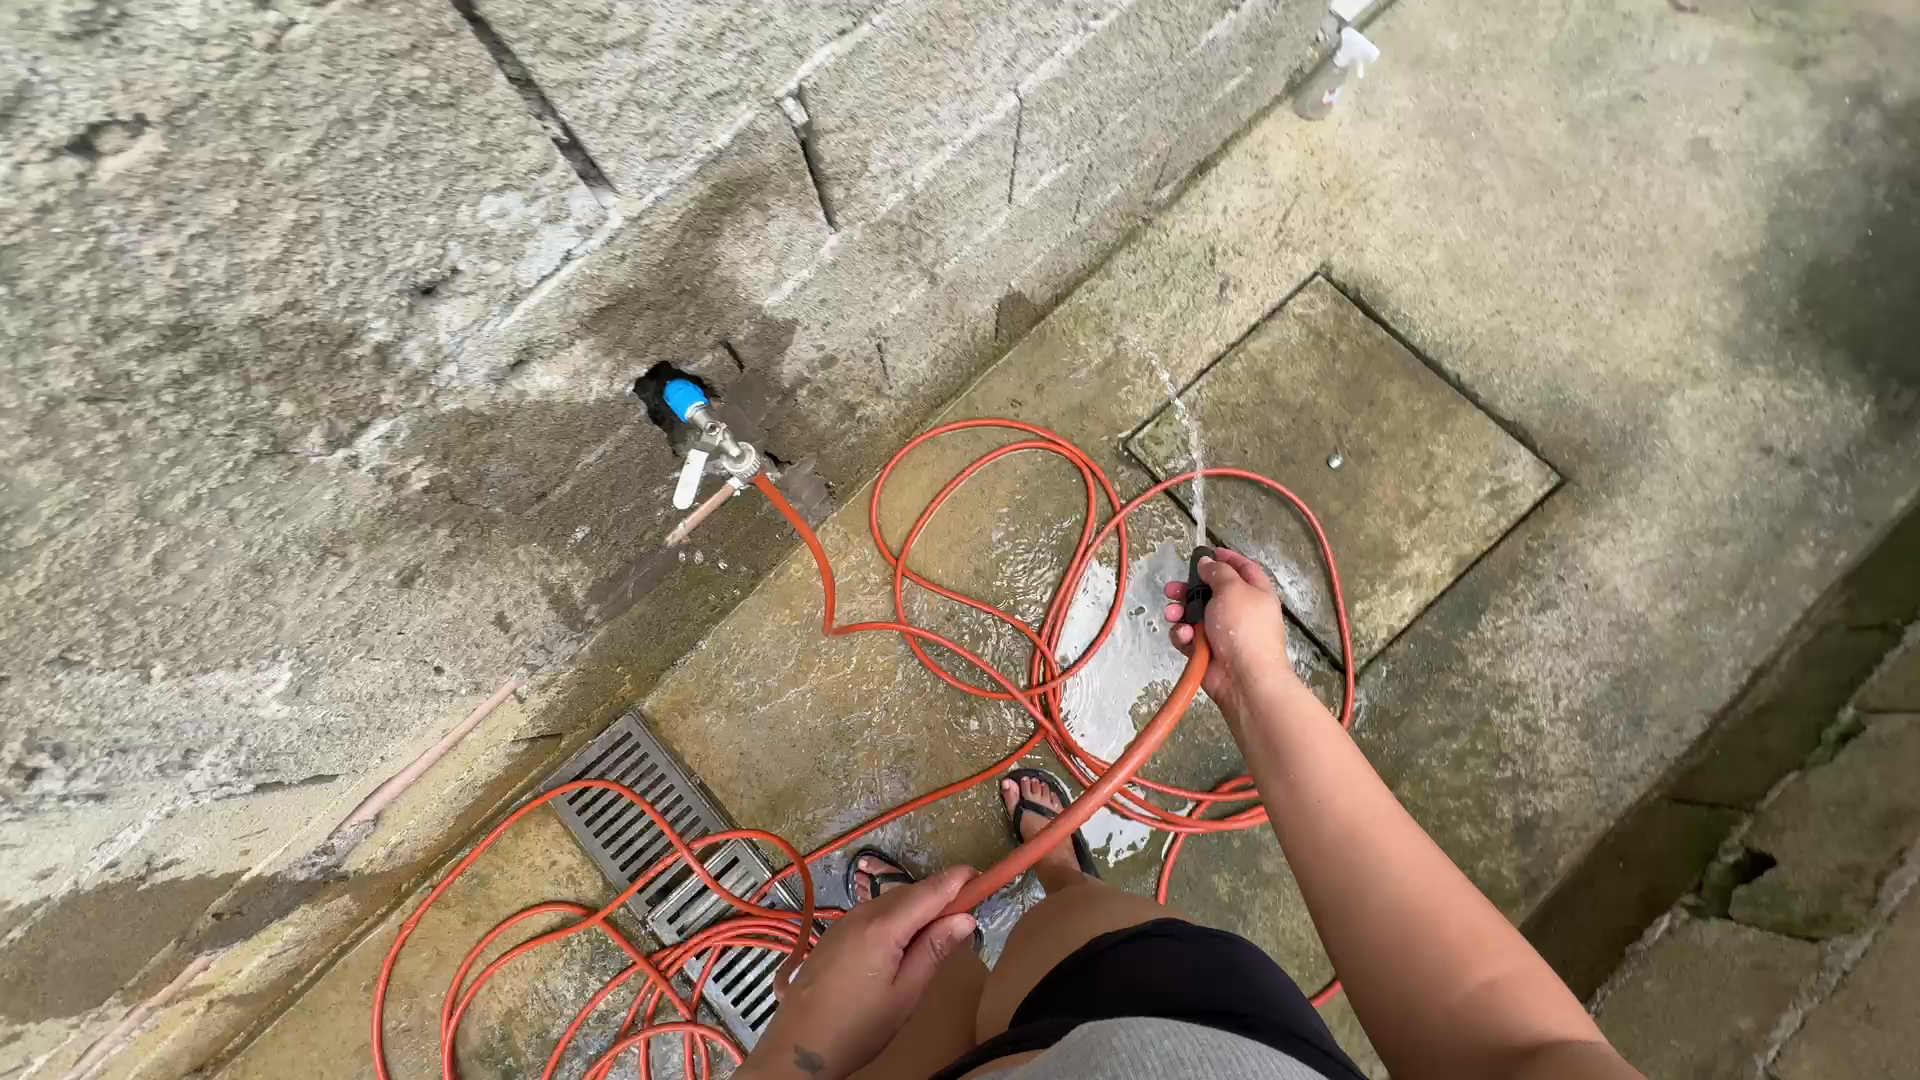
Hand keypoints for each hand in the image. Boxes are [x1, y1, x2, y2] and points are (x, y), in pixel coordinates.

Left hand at [740, 866, 978, 1079]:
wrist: (797, 1049)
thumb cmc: (857, 1027)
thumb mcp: (904, 995)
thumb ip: (934, 950)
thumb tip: (966, 918)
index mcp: (884, 926)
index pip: (930, 890)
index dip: (957, 879)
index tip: (982, 876)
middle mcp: (863, 913)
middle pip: (911, 892)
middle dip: (940, 896)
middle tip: (965, 916)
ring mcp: (845, 920)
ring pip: (891, 901)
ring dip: (917, 908)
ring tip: (935, 934)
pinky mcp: (834, 932)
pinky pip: (873, 913)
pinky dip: (895, 917)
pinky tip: (900, 943)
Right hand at [1163, 548, 1299, 726]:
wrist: (1244, 677)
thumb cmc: (1243, 628)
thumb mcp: (1233, 590)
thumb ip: (1218, 572)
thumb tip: (1208, 562)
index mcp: (1254, 592)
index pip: (1243, 568)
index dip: (1226, 558)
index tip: (1207, 551)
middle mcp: (1238, 610)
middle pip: (1209, 591)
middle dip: (1188, 589)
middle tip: (1172, 589)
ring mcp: (1221, 632)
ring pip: (1192, 614)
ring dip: (1179, 612)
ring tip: (1173, 615)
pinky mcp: (1205, 649)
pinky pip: (1187, 636)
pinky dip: (1182, 635)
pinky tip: (1184, 637)